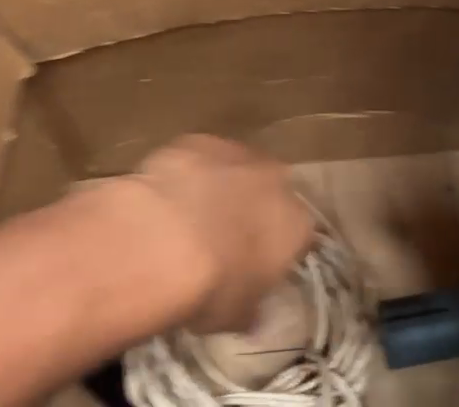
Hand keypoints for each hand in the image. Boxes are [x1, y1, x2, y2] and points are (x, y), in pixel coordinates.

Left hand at [132, 135, 314, 332]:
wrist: (161, 238)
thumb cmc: (210, 287)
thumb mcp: (235, 316)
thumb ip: (250, 310)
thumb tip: (250, 317)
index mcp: (295, 224)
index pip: (297, 237)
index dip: (275, 252)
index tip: (254, 268)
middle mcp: (275, 179)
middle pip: (269, 194)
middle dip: (251, 211)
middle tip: (222, 241)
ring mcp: (235, 153)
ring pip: (234, 170)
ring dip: (219, 188)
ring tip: (187, 219)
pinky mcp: (196, 140)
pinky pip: (197, 158)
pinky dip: (187, 173)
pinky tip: (165, 198)